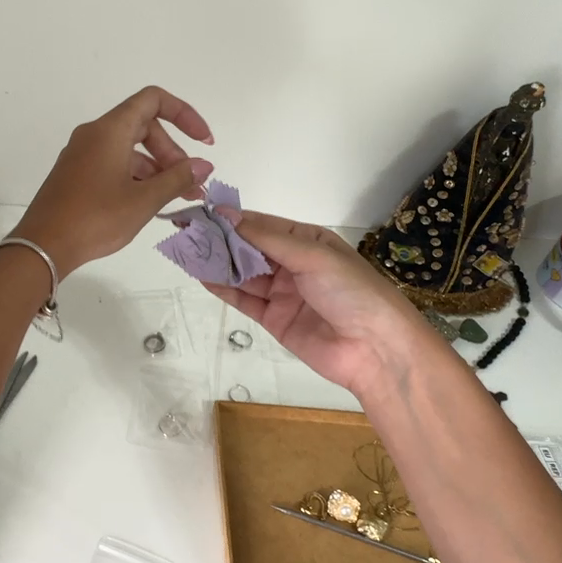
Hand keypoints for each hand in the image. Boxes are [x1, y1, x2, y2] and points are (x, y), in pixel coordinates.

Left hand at [11, 86, 214, 275]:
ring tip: (178, 199)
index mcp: (109, 130)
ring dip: (157, 169)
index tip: (203, 142)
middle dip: (172, 152)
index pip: (153, 100)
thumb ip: (177, 179)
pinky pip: (113, 164)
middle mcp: (93, 135)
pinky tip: (149, 203)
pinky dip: (136, 177)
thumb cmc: (95, 218)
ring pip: (129, 149)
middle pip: (143, 127)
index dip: (184, 114)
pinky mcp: (75, 174)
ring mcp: (81, 154)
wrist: (43, 245)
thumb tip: (203, 165)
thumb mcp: (143, 200)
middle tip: (190, 184)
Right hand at [204, 211, 449, 399]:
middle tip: (185, 232)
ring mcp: (283, 293)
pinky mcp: (274, 319)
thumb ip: (266, 238)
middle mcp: (293, 264)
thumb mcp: (312, 255)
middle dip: (219, 241)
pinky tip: (203, 277)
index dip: (231, 219)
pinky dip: (224, 289)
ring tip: (186, 253)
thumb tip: (227, 214)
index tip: (199, 212)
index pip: (262, 225)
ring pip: (243, 273)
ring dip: (217, 264)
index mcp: (308, 241)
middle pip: (249, 249)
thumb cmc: (351, 292)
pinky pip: (244, 300)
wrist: (376, 350)